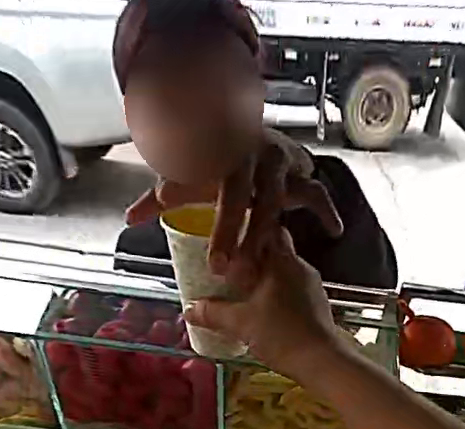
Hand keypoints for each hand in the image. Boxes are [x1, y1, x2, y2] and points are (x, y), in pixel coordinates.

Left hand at [126, 130, 343, 273]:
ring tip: (267, 263)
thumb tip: (130, 218)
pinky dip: (326, 209)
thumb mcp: (183, 169)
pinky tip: (334, 231)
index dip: (215, 221)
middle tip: (232, 272)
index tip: (207, 253)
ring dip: (275, 231)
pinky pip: (317, 191)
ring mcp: (281, 160)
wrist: (240, 120)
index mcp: (224, 152)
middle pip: (254, 198)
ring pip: (283, 197)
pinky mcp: (300, 170)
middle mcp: (255, 154)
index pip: (218, 188)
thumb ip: (158, 194)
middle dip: (244, 236)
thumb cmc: (210, 155)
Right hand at [184, 227, 343, 379]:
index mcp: (279, 259)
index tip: (227, 244)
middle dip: (253, 256)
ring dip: (264, 277)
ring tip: (243, 294)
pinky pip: (291, 288)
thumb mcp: (240, 324)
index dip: (244, 232)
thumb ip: (213, 313)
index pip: (263, 228)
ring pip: (282, 269)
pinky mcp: (315, 303)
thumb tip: (189, 309)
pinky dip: (276, 293)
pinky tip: (264, 311)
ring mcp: (309, 284)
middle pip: (273, 248)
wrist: (321, 360)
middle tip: (231, 271)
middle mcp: (297, 265)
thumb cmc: (281, 334)